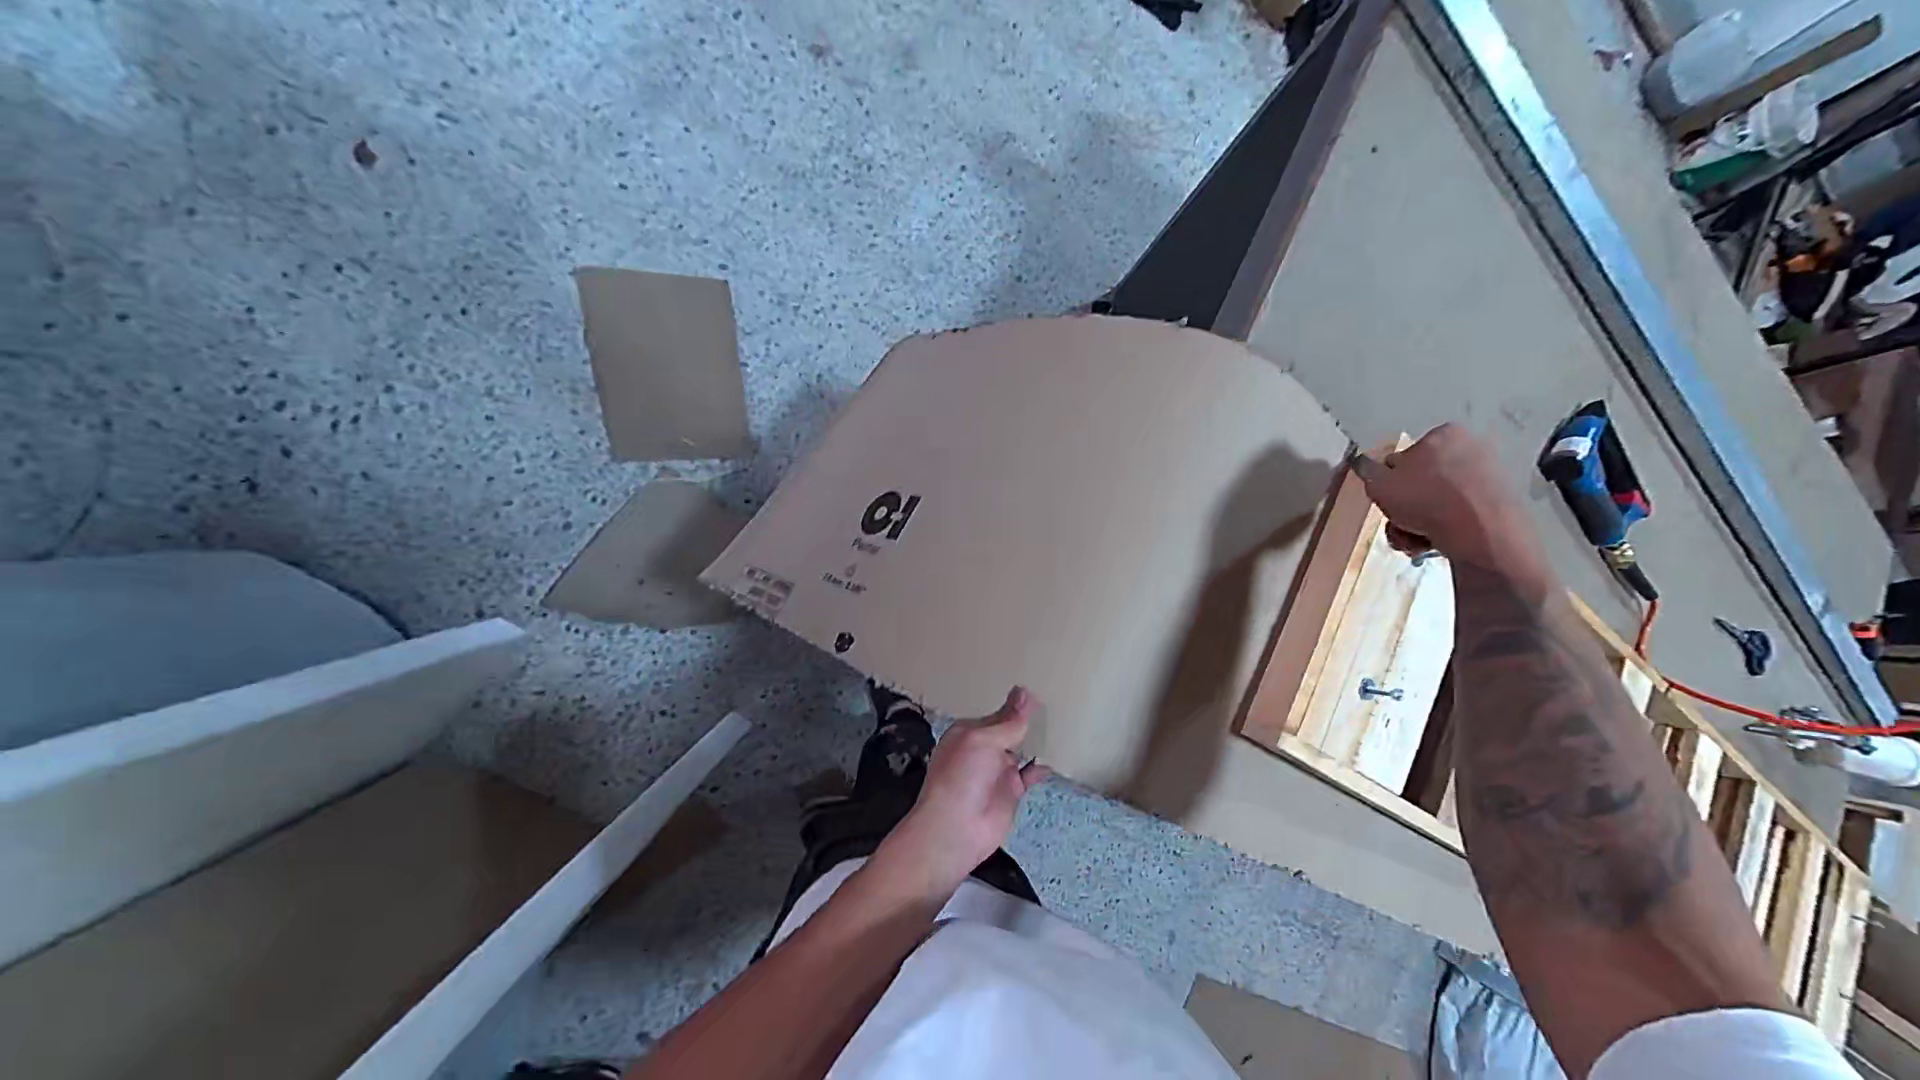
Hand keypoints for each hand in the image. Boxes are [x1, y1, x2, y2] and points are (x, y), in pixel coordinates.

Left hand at [869, 687, 1050, 899]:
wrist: (957, 829)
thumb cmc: (959, 779)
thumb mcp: (983, 741)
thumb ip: (1008, 722)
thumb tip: (1024, 693)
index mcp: (968, 733)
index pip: (997, 714)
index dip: (1015, 705)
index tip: (1037, 690)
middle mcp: (982, 750)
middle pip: (1009, 731)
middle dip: (1025, 722)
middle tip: (1053, 703)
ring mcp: (997, 771)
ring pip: (1020, 751)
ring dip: (1035, 742)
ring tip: (1058, 726)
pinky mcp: (1011, 792)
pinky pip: (1029, 776)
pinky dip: (1040, 768)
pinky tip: (1052, 759)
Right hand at [1353, 424, 1542, 574]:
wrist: (1482, 531)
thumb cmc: (1425, 499)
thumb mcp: (1378, 484)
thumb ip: (1366, 471)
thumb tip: (1363, 462)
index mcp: (1444, 434)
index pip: (1404, 456)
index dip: (1390, 481)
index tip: (1387, 499)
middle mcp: (1471, 448)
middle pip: (1421, 482)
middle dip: (1404, 508)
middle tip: (1398, 524)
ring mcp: (1490, 476)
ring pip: (1437, 502)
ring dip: (1417, 523)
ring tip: (1413, 539)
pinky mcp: (1500, 502)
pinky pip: (1459, 515)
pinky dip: (1442, 528)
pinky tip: (1432, 543)